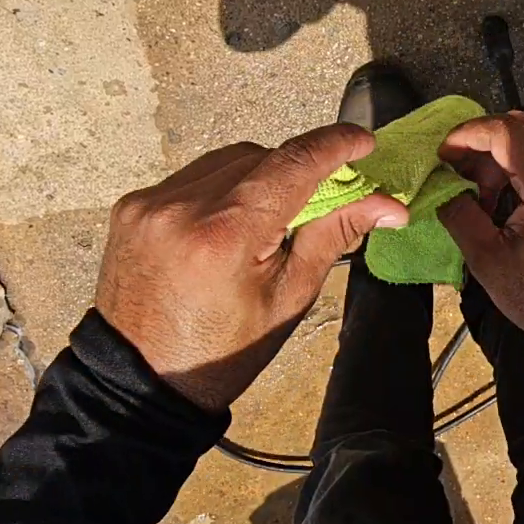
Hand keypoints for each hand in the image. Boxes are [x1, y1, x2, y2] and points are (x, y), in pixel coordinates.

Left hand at [95, 124, 408, 411]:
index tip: (363, 141)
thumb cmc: (226, 349)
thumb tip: (390, 205)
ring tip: (272, 214)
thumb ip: (335, 234)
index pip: (292, 163)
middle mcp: (182, 205)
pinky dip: (225, 186)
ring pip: (229, 159)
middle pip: (262, 156)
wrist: (140, 382)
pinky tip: (230, 219)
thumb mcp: (291, 296)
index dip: (334, 145)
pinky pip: (196, 174)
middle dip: (300, 169)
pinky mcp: (133, 205)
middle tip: (325, 194)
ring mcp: (150, 202)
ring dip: (262, 173)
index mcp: (225, 234)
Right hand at [436, 112, 523, 355]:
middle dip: (483, 140)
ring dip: (507, 143)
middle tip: (458, 170)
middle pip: (523, 126)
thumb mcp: (487, 261)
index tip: (445, 153)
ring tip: (482, 177)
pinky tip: (509, 178)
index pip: (507, 132)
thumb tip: (441, 187)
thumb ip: (459, 215)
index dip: (469, 133)